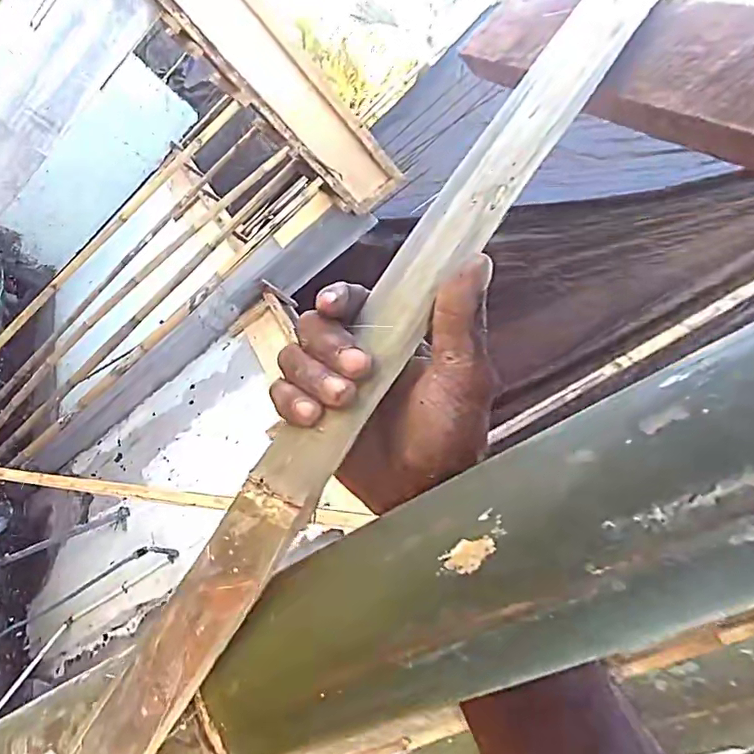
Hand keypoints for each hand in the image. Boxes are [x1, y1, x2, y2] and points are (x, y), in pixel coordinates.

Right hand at [269, 254, 497, 513]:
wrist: (423, 493)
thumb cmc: (450, 434)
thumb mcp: (464, 375)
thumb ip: (460, 319)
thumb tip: (475, 261)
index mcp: (384, 335)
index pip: (348, 300)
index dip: (335, 297)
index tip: (332, 304)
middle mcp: (347, 354)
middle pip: (312, 326)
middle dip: (329, 347)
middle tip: (359, 372)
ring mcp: (321, 383)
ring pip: (291, 357)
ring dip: (311, 375)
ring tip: (342, 400)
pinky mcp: (303, 413)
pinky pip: (278, 393)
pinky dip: (290, 401)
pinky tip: (313, 417)